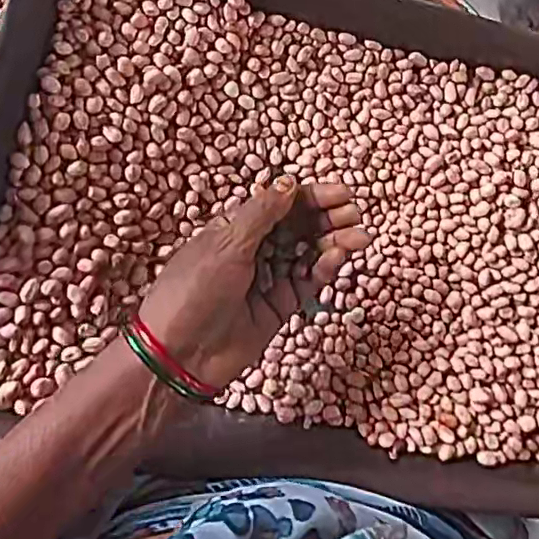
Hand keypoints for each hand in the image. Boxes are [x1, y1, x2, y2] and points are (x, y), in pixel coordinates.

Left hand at [135, 177, 371, 392]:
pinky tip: (336, 258)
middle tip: (354, 213)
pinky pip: (307, 281)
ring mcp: (269, 277)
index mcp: (236, 227)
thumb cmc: (193, 290)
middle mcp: (255, 249)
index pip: (281, 204)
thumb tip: (289, 184)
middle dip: (328, 217)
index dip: (311, 197)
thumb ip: (262, 214)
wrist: (179, 354)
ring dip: (333, 242)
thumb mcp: (226, 244)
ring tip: (358, 236)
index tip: (342, 193)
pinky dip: (323, 268)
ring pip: (308, 253)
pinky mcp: (279, 306)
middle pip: (299, 226)